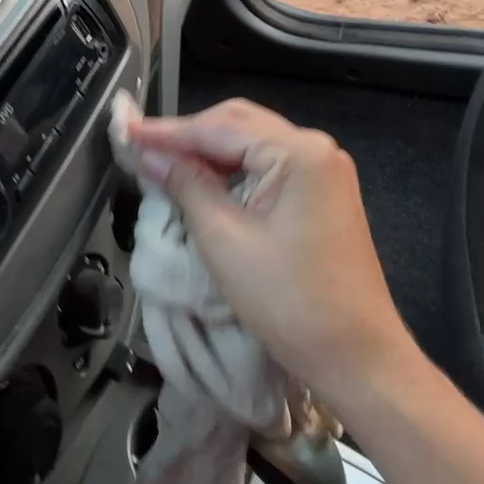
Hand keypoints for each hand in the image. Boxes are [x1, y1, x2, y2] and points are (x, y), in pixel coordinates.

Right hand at [124, 98, 414, 399]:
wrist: (358, 359)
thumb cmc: (291, 302)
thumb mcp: (224, 239)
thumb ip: (186, 184)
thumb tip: (149, 154)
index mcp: (299, 153)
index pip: (218, 127)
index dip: (166, 131)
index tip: (125, 131)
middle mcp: (317, 149)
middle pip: (237, 124)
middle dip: (186, 135)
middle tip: (139, 146)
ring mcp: (324, 171)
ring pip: (250, 142)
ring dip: (206, 149)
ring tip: (162, 161)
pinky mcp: (321, 193)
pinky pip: (266, 164)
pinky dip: (230, 167)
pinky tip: (201, 178)